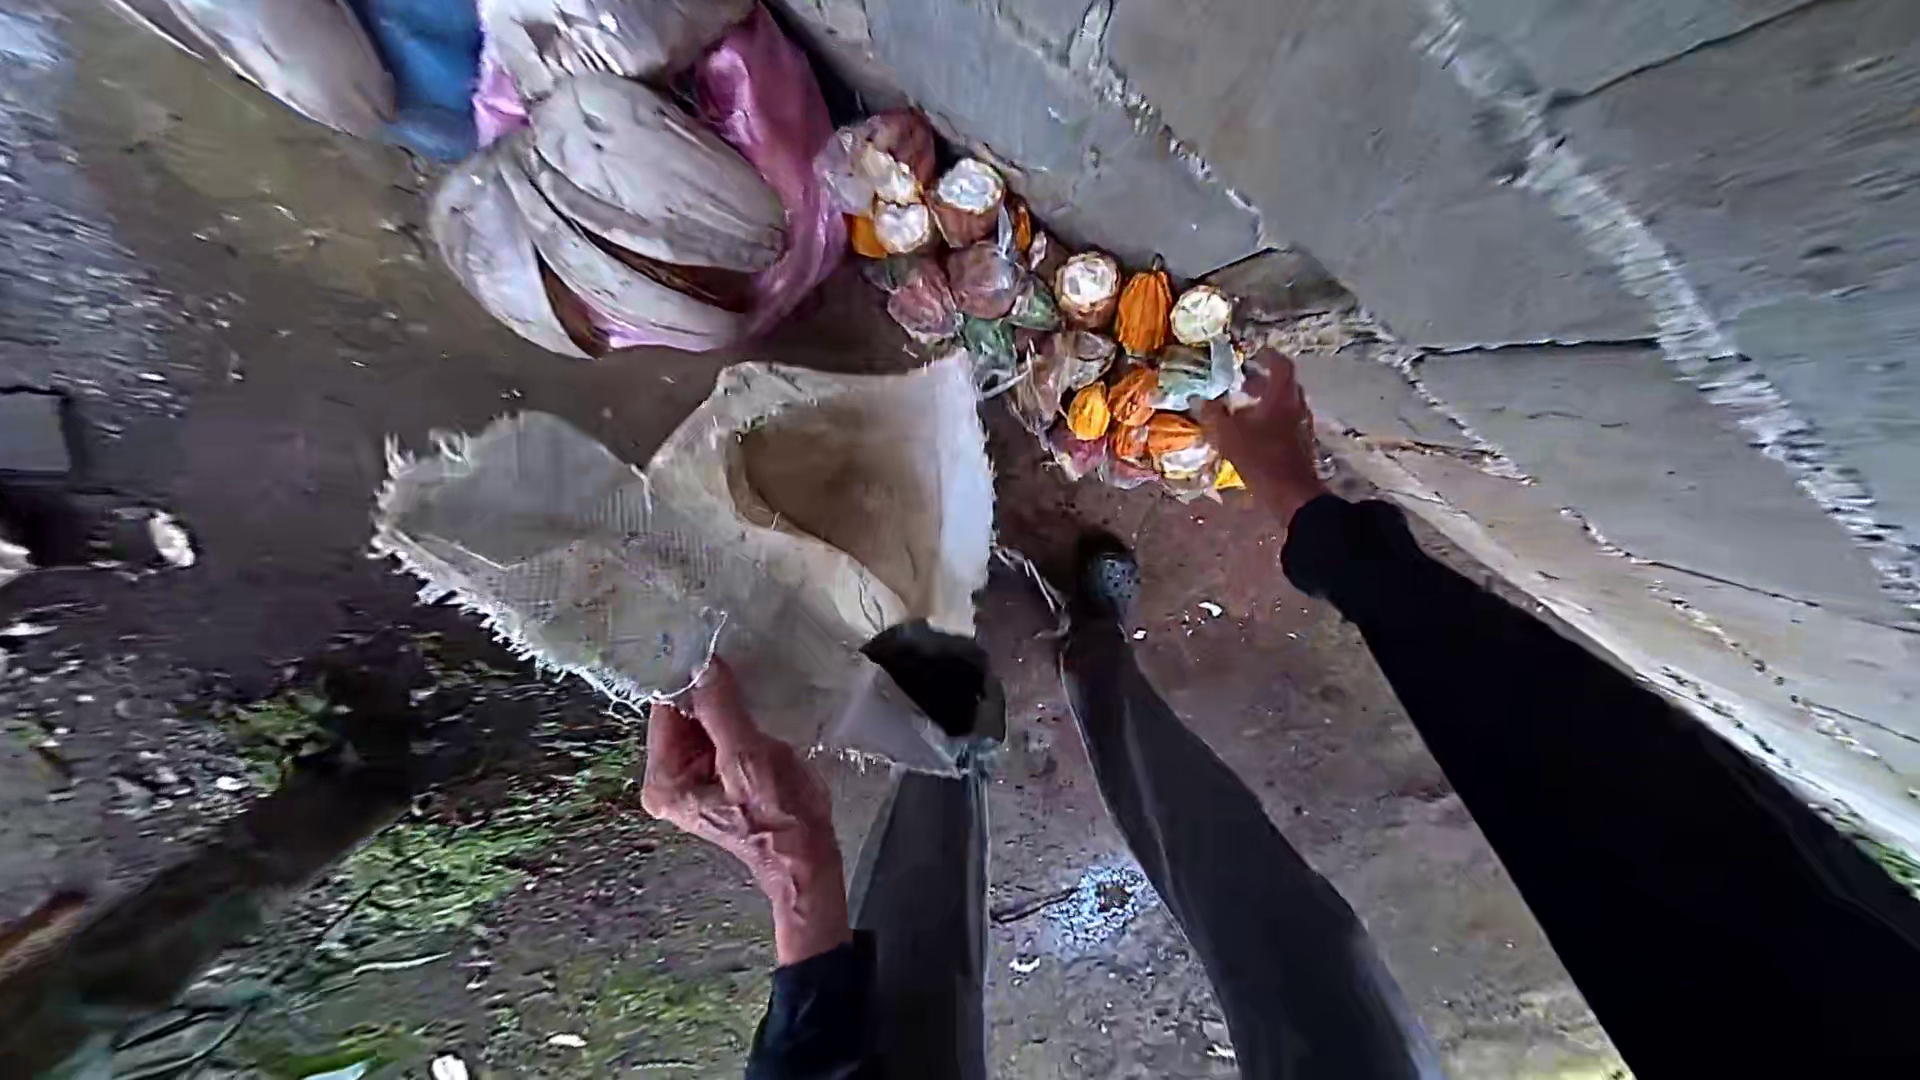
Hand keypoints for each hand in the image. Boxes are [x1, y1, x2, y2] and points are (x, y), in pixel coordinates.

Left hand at [642, 660, 849, 964]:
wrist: (806, 852)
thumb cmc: (777, 812)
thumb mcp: (747, 757)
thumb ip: (722, 709)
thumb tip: (704, 664)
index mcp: (665, 780)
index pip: (665, 712)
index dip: (687, 678)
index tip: (710, 645)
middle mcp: (671, 777)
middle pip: (682, 714)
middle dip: (708, 687)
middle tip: (734, 652)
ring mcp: (696, 774)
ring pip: (704, 718)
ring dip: (725, 697)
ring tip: (747, 667)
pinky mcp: (721, 770)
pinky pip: (721, 730)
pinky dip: (736, 711)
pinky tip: (754, 694)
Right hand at [1203, 349, 1328, 526]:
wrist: (1290, 492)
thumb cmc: (1260, 457)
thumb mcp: (1229, 434)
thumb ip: (1213, 414)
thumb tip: (1199, 400)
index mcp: (1282, 397)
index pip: (1280, 365)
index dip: (1268, 355)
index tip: (1255, 352)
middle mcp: (1296, 406)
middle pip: (1282, 385)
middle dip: (1262, 380)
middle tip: (1242, 380)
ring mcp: (1300, 425)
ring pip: (1283, 404)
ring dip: (1264, 401)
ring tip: (1242, 406)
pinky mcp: (1299, 442)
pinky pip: (1284, 421)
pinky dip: (1268, 418)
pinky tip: (1251, 431)